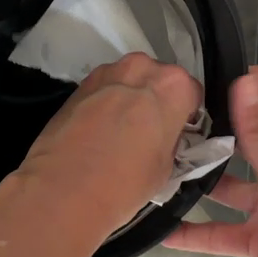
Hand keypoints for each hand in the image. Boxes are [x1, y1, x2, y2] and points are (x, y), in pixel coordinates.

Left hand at [15, 52, 201, 238]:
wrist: (64, 189)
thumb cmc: (126, 182)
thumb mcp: (168, 167)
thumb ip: (172, 140)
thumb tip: (166, 137)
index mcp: (174, 85)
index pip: (192, 94)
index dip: (187, 116)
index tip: (178, 135)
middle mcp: (143, 67)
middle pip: (159, 81)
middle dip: (157, 102)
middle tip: (150, 134)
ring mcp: (109, 71)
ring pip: (130, 82)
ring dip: (131, 99)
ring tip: (121, 134)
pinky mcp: (81, 82)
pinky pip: (106, 88)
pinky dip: (107, 102)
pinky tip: (99, 131)